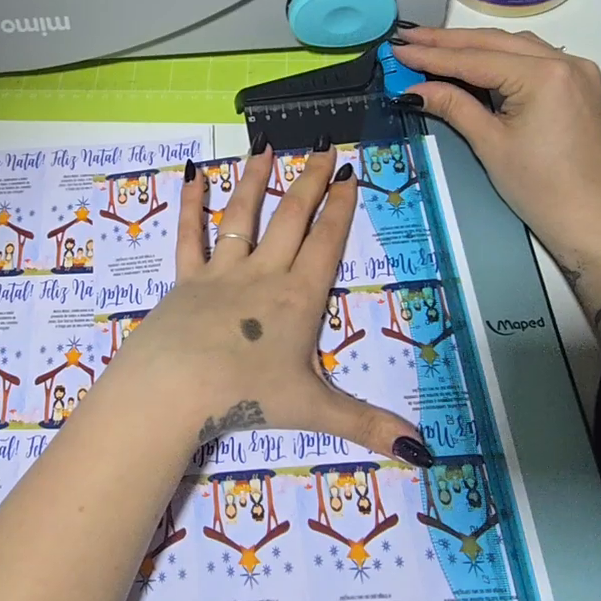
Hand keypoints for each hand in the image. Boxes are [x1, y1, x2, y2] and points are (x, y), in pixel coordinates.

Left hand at [103, 143, 432, 464]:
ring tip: (265, 148)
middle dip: (311, 182)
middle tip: (324, 147)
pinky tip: (193, 175)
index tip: (351, 174)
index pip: (327, 243)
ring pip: (242, 215)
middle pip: (291, 219)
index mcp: (298, 298)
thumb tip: (425, 453)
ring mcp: (221, 272)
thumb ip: (368, 425)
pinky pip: (189, 235)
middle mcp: (263, 274)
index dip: (342, 208)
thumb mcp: (314, 411)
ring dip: (255, 181)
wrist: (175, 387)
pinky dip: (192, 204)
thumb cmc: (245, 395)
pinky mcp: (185, 279)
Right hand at [391, 26, 600, 264]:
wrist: (596, 223)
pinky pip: (533, 60)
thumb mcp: (490, 145)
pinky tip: (474, 63)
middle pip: (496, 43)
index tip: (397, 47)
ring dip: (474, 46)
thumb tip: (412, 90)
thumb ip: (453, 107)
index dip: (432, 54)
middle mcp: (566, 62)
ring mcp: (578, 72)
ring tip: (433, 48)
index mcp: (544, 75)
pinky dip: (500, 59)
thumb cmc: (541, 189)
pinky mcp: (581, 86)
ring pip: (516, 47)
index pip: (475, 59)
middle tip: (407, 38)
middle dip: (449, 41)